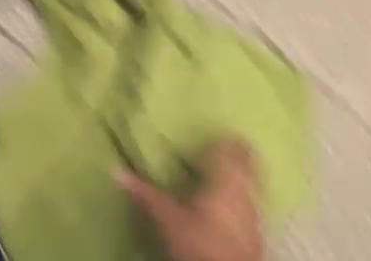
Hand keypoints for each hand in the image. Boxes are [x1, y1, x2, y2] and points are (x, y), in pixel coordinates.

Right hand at [117, 139, 264, 260]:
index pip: (231, 147)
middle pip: (246, 163)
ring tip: (214, 173)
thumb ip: (145, 192)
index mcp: (226, 178)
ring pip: (248, 184)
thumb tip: (115, 168)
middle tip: (213, 146)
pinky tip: (220, 205)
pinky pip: (248, 204)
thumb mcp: (167, 218)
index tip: (211, 128)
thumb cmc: (200, 242)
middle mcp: (245, 190)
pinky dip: (236, 198)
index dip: (224, 136)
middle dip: (232, 154)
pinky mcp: (254, 233)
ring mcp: (254, 212)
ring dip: (236, 176)